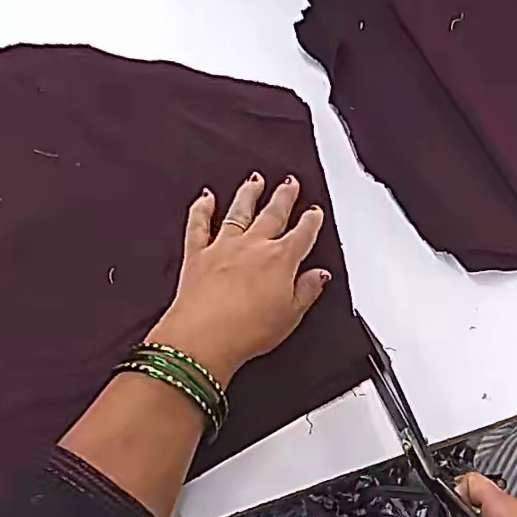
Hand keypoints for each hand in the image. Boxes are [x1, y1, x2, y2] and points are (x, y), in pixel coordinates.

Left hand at [145, 173, 330, 383]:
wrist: (205, 336)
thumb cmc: (247, 330)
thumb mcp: (291, 315)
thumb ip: (307, 291)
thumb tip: (319, 276)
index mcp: (280, 261)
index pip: (302, 235)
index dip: (311, 222)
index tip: (314, 212)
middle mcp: (253, 247)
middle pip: (273, 214)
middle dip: (284, 197)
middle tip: (290, 183)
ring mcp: (223, 247)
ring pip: (239, 211)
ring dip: (249, 194)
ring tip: (255, 180)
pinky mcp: (197, 255)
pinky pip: (199, 224)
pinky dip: (202, 208)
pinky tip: (206, 198)